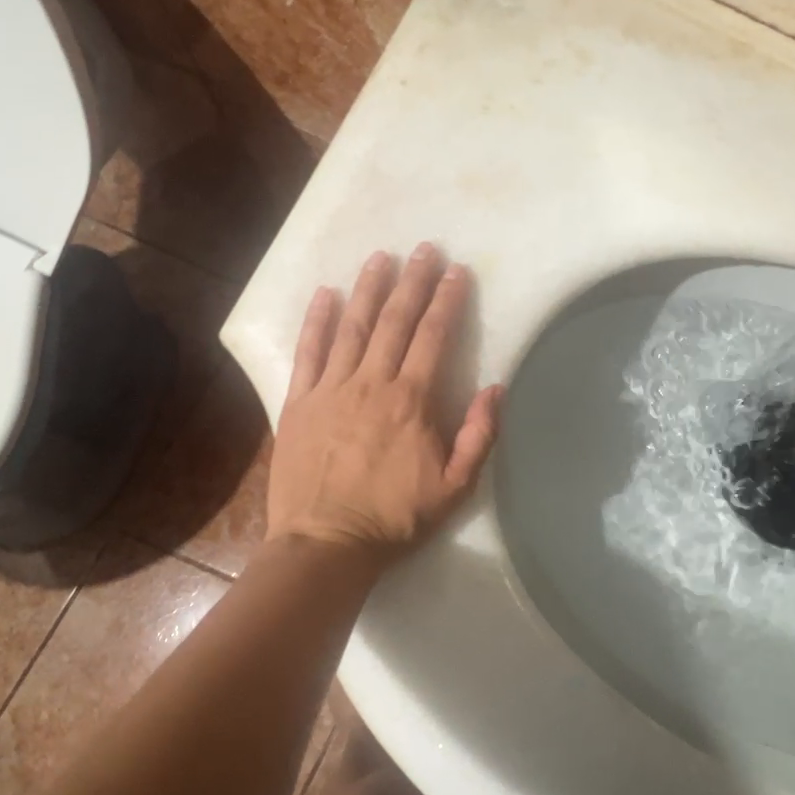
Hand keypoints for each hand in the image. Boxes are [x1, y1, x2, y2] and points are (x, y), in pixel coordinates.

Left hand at [266, 244, 501, 561]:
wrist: (326, 544)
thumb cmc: (396, 518)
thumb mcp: (455, 487)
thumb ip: (478, 436)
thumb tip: (495, 388)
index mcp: (411, 401)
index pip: (433, 337)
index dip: (447, 301)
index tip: (457, 272)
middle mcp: (371, 383)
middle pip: (394, 321)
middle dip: (412, 282)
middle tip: (424, 249)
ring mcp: (330, 389)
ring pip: (351, 327)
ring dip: (368, 289)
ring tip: (380, 258)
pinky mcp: (298, 403)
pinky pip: (308, 352)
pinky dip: (317, 321)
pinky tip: (325, 295)